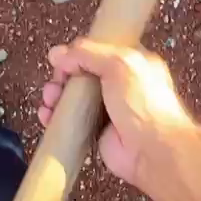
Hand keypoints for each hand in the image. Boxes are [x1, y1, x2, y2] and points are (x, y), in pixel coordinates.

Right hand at [38, 40, 200, 193]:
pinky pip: (71, 120)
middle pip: (82, 73)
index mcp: (132, 63)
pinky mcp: (97, 130)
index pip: (100, 50)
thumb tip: (59, 54)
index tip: (64, 58)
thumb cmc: (146, 106)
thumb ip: (88, 53)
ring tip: (50, 99)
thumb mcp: (119, 64)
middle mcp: (120, 85)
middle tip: (56, 81)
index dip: (79, 52)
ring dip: (57, 96)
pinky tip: (48, 116)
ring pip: (74, 97)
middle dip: (64, 76)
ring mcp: (108, 109)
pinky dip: (56, 117)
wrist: (152, 150)